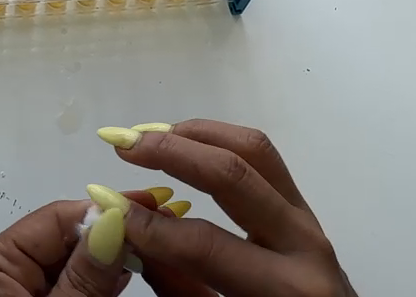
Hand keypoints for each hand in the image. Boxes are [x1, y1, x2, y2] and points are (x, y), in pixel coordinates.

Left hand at [0, 188, 169, 295]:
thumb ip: (86, 277)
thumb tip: (114, 222)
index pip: (58, 218)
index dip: (104, 209)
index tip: (150, 205)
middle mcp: (6, 269)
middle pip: (67, 237)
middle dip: (112, 231)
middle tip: (161, 224)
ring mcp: (23, 292)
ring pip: (75, 262)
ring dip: (112, 255)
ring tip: (152, 246)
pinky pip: (73, 285)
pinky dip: (101, 281)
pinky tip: (128, 274)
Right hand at [95, 120, 353, 296]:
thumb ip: (176, 283)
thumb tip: (124, 230)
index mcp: (288, 289)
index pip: (207, 243)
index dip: (151, 225)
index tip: (107, 205)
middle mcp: (305, 243)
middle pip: (232, 174)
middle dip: (169, 152)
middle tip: (120, 144)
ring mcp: (308, 217)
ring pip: (251, 148)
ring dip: (193, 133)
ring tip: (147, 134)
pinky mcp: (301, 205)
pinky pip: (260, 154)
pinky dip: (216, 138)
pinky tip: (183, 142)